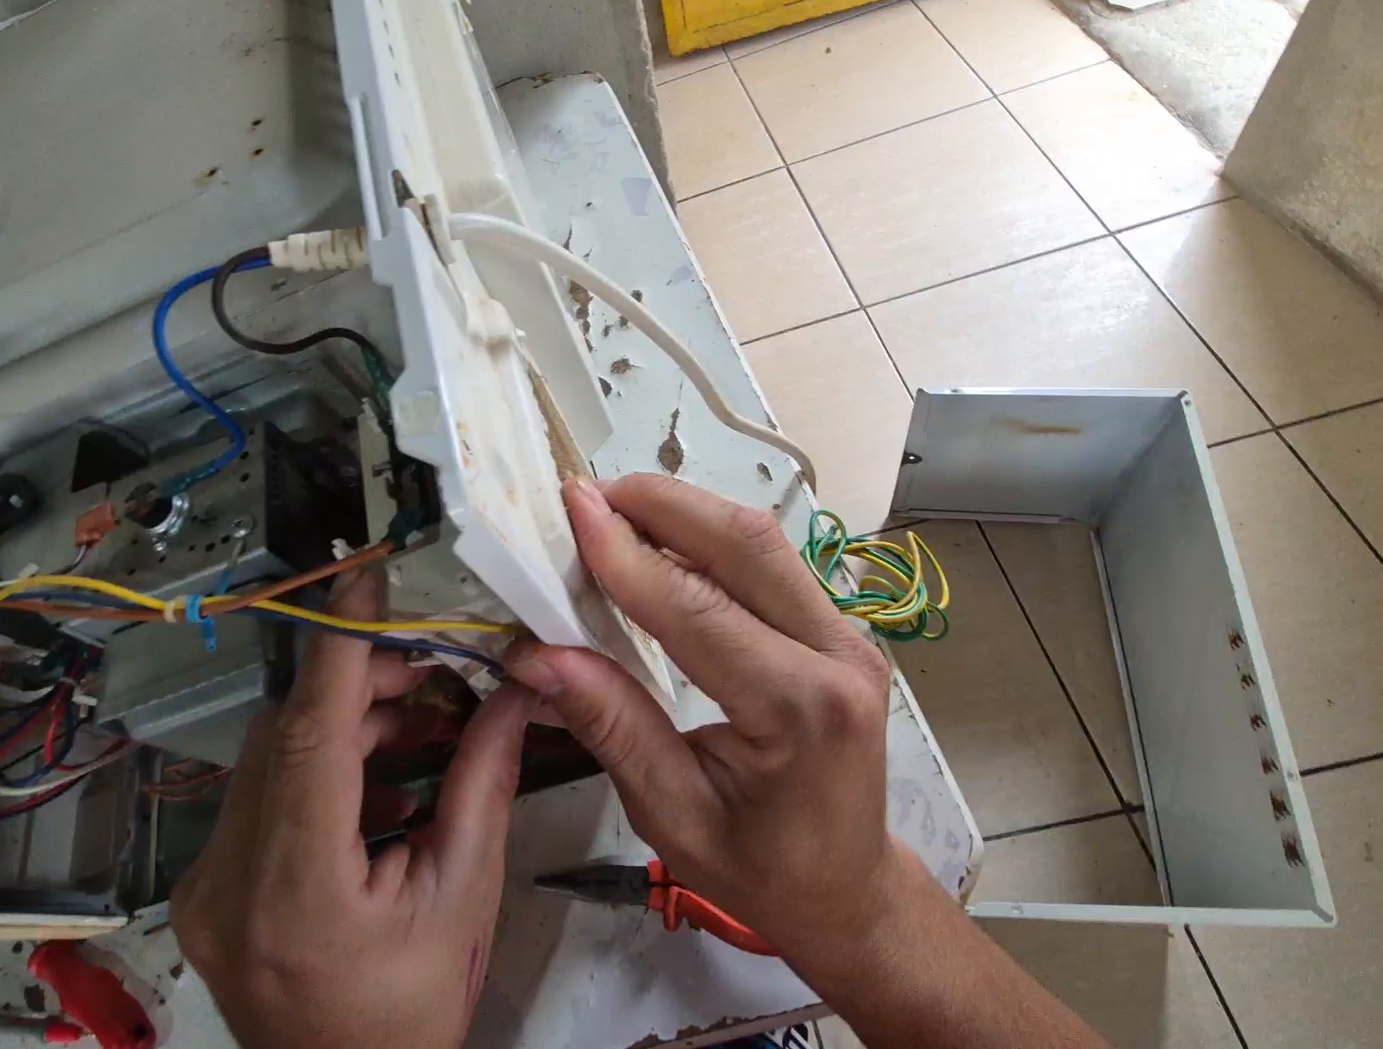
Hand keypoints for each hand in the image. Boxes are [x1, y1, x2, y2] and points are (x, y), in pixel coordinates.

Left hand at [172, 570, 537, 1048]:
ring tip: (419, 732)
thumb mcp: (465, 893)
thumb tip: (514, 691)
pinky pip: (261, 789)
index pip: (310, 735)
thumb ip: (484, 780)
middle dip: (364, 687)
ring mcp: (205, 883)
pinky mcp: (206, 883)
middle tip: (436, 682)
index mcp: (298, 891)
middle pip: (288, 732)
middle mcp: (229, 881)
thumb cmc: (415, 1006)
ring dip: (345, 724)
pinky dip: (321, 765)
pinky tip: (377, 784)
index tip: (365, 576)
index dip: (340, 646)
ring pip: (271, 752)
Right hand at [507, 474, 906, 959]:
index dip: (626, 555)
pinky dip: (707, 538)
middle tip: (589, 495)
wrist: (847, 887)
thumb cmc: (760, 871)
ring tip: (614, 511)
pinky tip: (659, 542)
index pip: (699, 607)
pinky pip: (768, 563)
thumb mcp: (672, 815)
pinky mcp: (836, 628)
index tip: (572, 509)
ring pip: (761, 541)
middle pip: (747, 543)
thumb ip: (611, 725)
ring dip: (684, 512)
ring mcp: (847, 634)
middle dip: (662, 503)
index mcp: (800, 709)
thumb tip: (535, 655)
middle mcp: (838, 654)